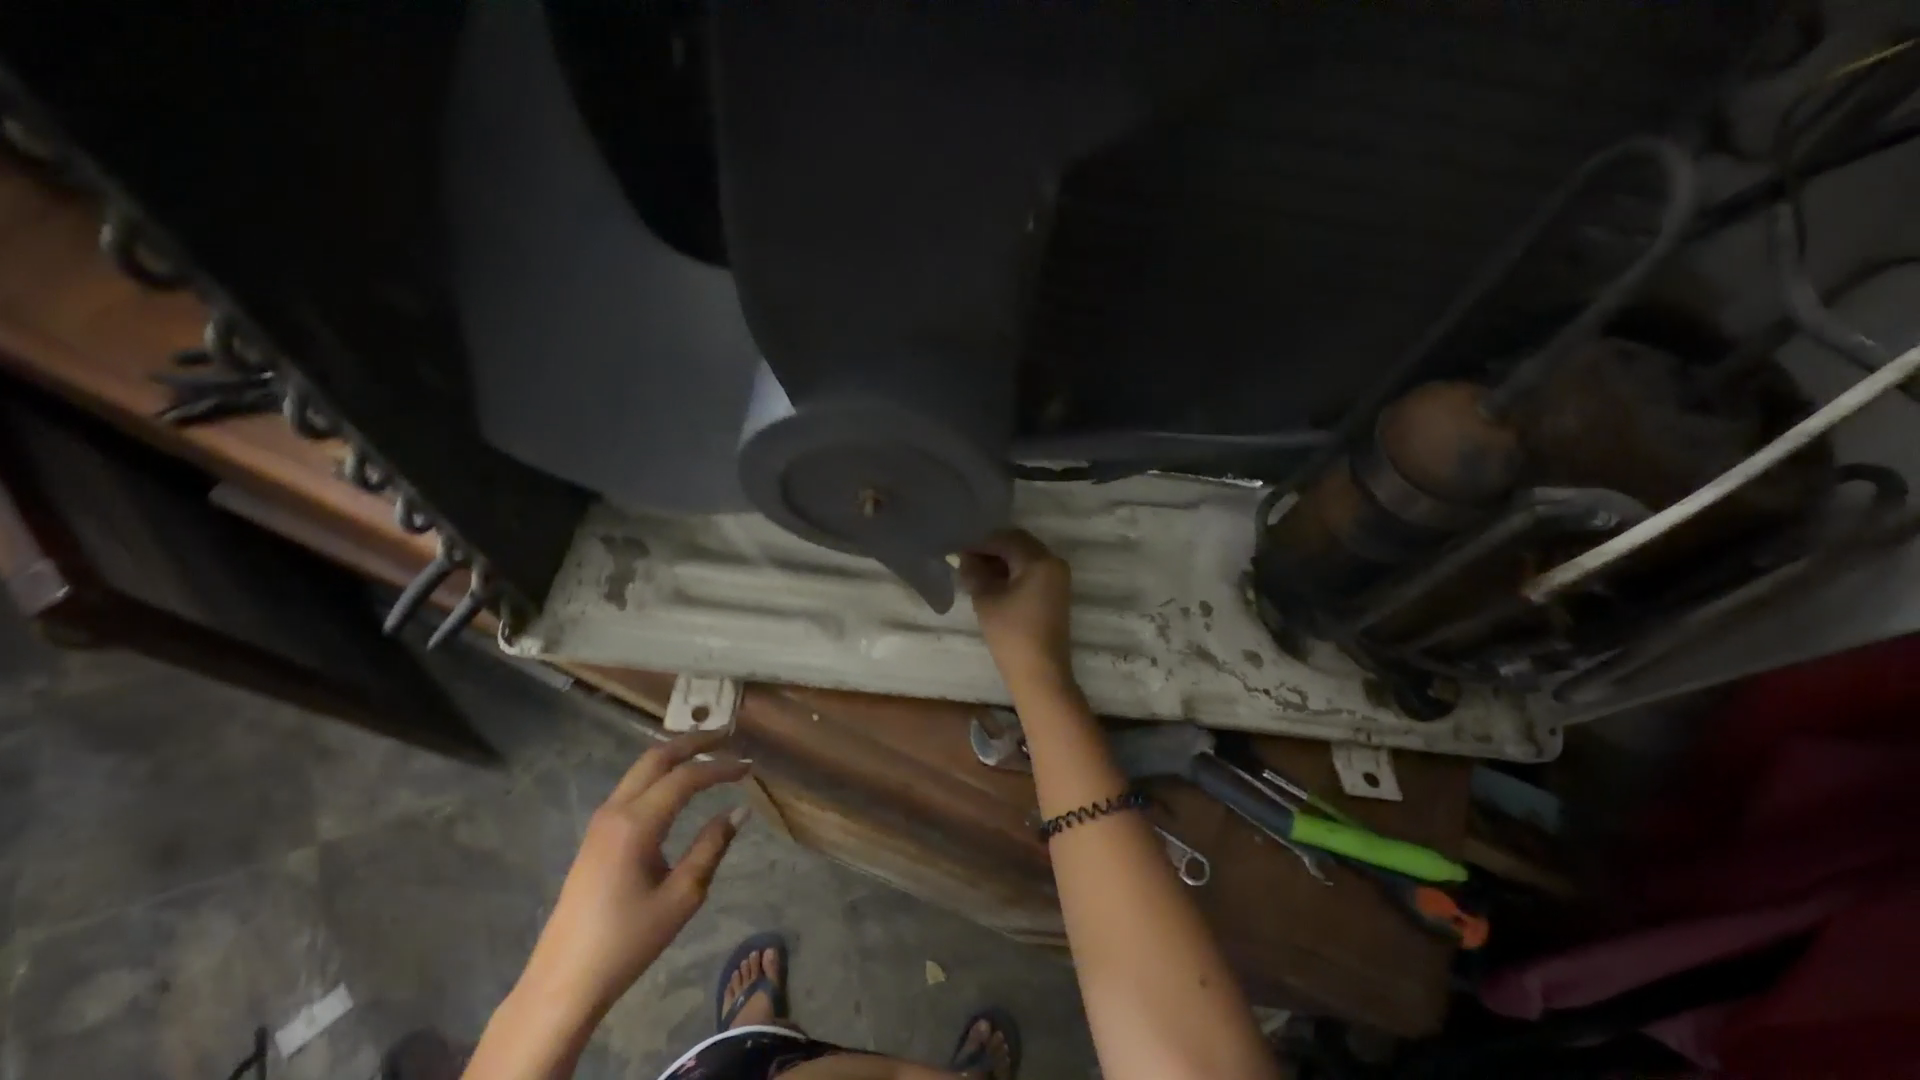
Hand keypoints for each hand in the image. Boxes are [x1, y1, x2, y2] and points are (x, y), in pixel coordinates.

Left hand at [516, 731, 749, 1019]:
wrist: (566, 978)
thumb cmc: (628, 941)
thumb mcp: (681, 897)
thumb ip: (711, 847)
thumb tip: (738, 810)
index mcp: (636, 824)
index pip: (685, 778)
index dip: (720, 768)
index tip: (750, 766)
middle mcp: (615, 811)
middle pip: (655, 758)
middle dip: (692, 743)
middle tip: (727, 736)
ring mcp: (600, 822)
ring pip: (640, 771)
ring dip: (674, 757)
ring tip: (708, 756)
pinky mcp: (596, 836)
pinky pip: (632, 789)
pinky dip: (659, 776)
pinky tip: (677, 787)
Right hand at [958, 529, 1074, 696]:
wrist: (1040, 672)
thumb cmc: (1011, 634)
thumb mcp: (986, 599)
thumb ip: (974, 572)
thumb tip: (965, 557)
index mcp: (1039, 560)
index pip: (1005, 538)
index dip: (980, 542)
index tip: (957, 551)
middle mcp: (1054, 562)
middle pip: (1018, 544)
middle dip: (991, 549)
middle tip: (965, 560)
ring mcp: (1058, 578)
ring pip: (1025, 557)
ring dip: (1001, 560)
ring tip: (975, 573)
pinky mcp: (1055, 592)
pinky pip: (1032, 571)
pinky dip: (1012, 572)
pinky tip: (992, 583)